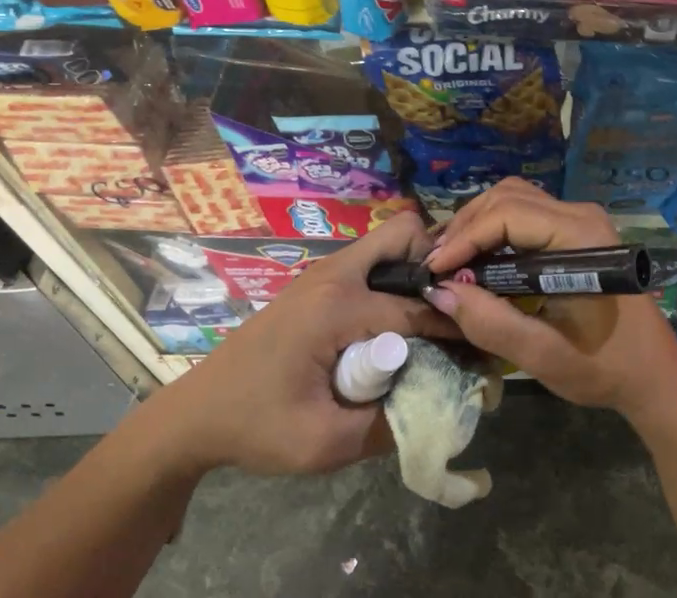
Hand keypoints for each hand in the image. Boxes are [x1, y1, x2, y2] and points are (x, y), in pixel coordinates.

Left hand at [133, 211, 455, 477]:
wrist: (192, 417)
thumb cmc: (256, 428)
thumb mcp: (325, 444)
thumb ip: (389, 424)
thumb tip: (443, 403)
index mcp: (336, 306)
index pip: (416, 307)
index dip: (455, 328)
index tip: (483, 346)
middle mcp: (333, 275)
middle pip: (404, 233)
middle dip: (436, 266)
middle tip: (451, 312)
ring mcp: (323, 274)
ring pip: (388, 242)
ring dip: (415, 271)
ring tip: (430, 318)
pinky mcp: (317, 284)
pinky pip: (371, 262)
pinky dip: (394, 279)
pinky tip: (396, 324)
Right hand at [423, 179, 676, 418]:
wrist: (654, 372)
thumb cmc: (605, 367)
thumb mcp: (544, 356)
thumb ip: (492, 323)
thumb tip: (442, 290)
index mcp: (581, 239)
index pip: (509, 215)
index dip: (465, 238)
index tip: (432, 270)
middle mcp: (582, 217)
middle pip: (509, 197)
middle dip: (466, 227)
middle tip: (435, 266)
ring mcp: (582, 221)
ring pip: (516, 200)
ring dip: (478, 225)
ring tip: (449, 262)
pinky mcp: (578, 232)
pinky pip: (528, 214)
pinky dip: (496, 230)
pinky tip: (476, 259)